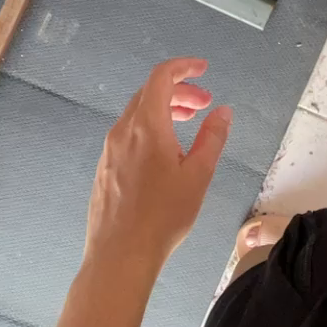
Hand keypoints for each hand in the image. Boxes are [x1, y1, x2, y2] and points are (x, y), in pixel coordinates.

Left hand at [85, 57, 232, 266]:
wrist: (119, 259)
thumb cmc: (163, 215)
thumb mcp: (199, 174)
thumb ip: (212, 137)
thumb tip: (222, 111)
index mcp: (146, 126)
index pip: (161, 77)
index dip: (184, 67)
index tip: (204, 70)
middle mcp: (123, 131)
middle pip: (149, 93)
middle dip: (179, 91)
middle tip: (204, 104)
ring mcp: (109, 151)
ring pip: (137, 113)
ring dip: (164, 109)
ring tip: (187, 124)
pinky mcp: (104, 170)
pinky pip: (128, 134)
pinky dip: (149, 128)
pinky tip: (164, 152)